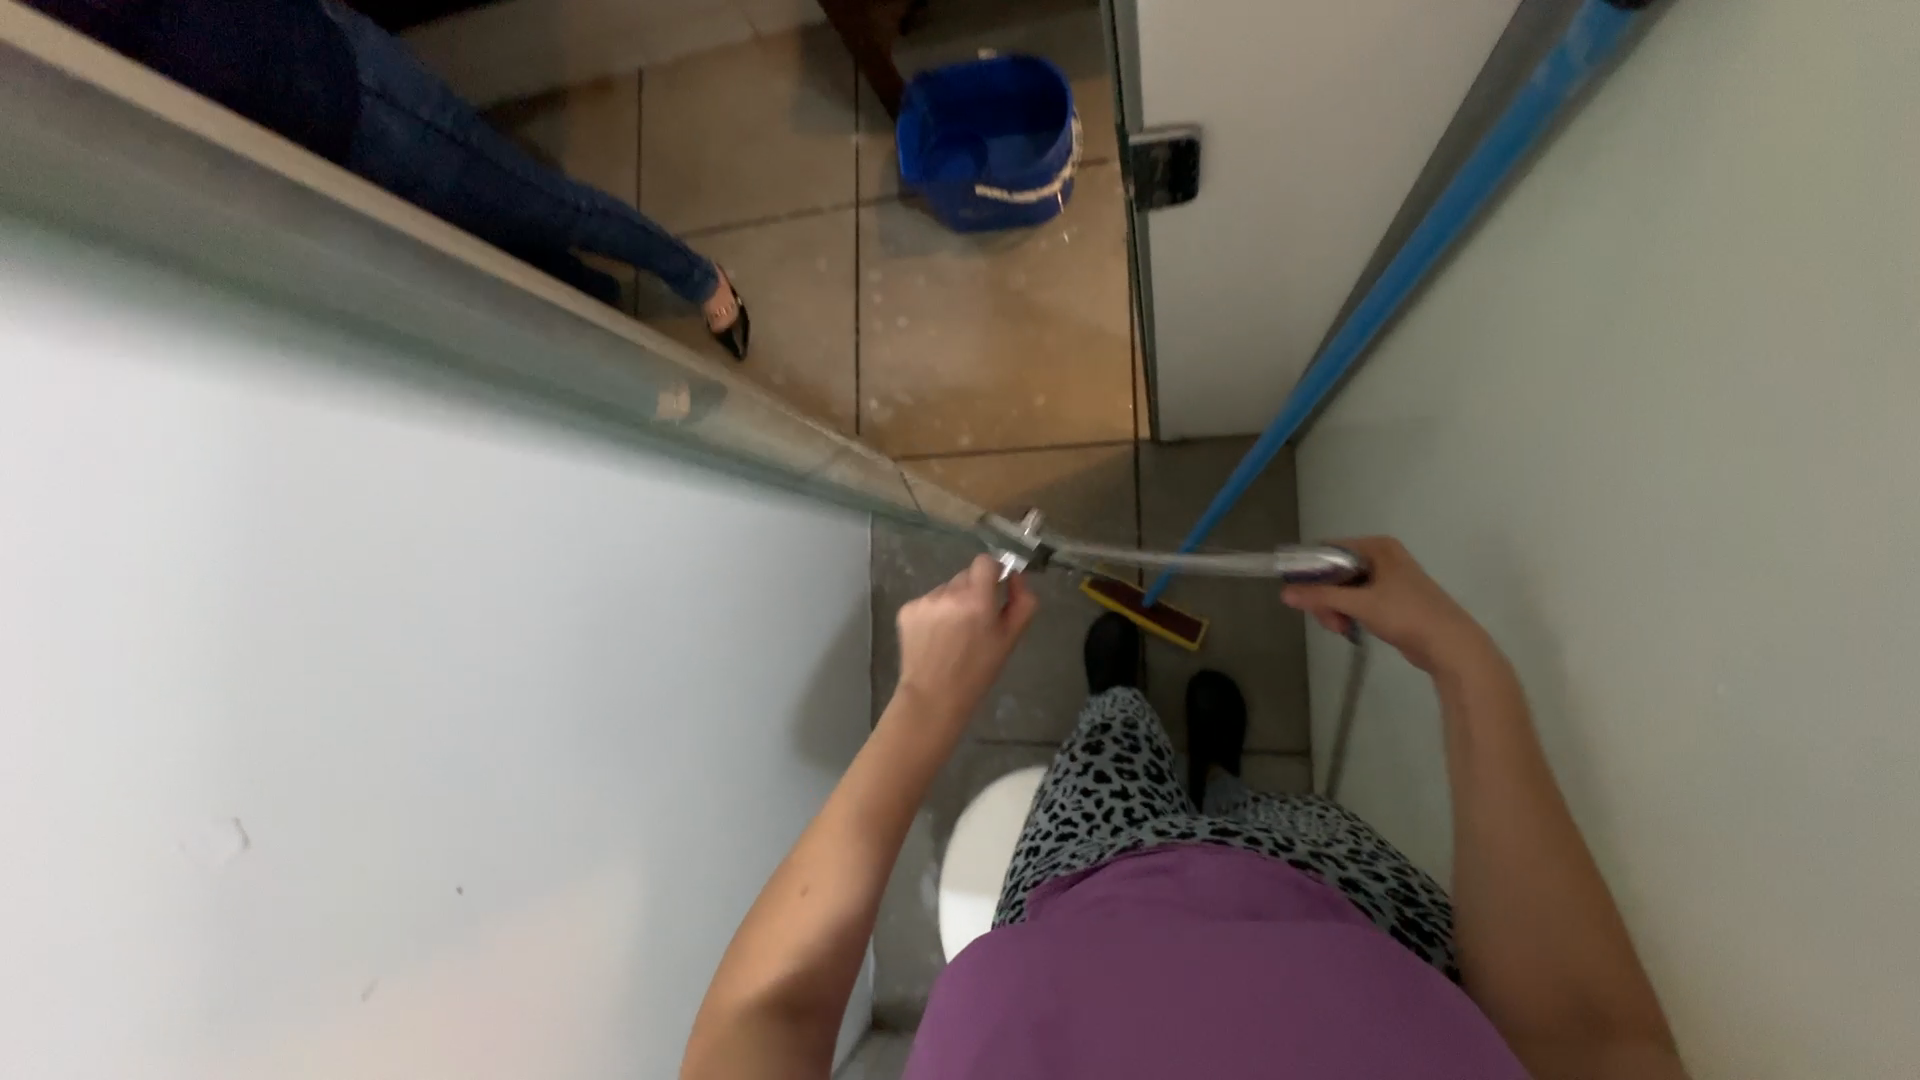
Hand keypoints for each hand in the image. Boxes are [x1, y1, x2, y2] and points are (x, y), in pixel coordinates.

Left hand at [894, 555, 1038, 727]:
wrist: (933, 697)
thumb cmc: (977, 672)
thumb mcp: (1010, 639)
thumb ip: (1023, 602)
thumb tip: (1016, 576)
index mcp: (976, 599)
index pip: (985, 561)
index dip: (992, 572)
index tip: (994, 590)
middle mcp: (948, 593)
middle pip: (965, 576)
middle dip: (973, 592)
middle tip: (974, 622)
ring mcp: (924, 601)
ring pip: (946, 589)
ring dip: (952, 603)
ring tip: (952, 634)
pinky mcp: (906, 610)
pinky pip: (927, 602)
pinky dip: (933, 614)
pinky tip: (935, 637)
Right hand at [1281, 537, 1493, 674]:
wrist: (1451, 645)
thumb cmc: (1407, 615)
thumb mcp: (1359, 605)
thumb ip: (1320, 597)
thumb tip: (1284, 593)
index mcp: (1377, 547)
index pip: (1328, 549)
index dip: (1309, 569)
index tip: (1298, 591)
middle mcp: (1381, 556)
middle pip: (1334, 571)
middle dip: (1324, 596)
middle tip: (1326, 619)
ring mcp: (1387, 578)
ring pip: (1343, 588)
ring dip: (1334, 608)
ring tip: (1340, 628)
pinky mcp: (1390, 599)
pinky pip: (1356, 599)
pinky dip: (1348, 613)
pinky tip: (1349, 628)